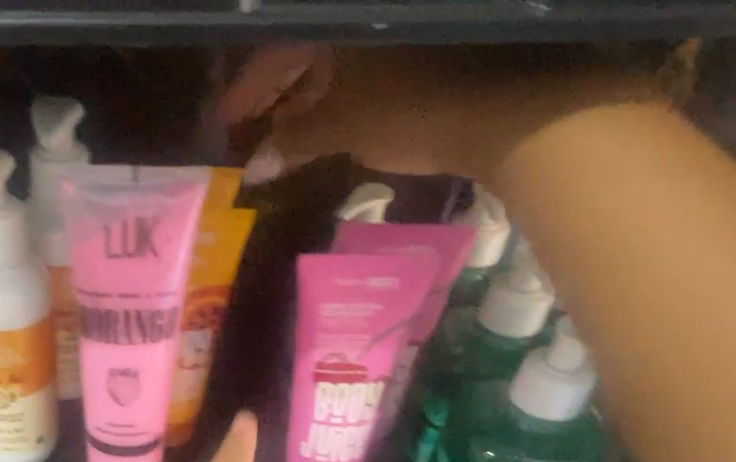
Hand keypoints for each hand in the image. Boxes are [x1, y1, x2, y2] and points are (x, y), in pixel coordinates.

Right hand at [217, 45, 669, 182]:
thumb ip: (293, 145)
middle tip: (253, 126)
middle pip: (307, 47)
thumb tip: (254, 171)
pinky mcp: (429, 48)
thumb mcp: (342, 128)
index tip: (228, 121)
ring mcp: (402, 29)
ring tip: (289, 133)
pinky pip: (369, 70)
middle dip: (277, 89)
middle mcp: (367, 16)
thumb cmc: (410, 110)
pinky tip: (335, 124)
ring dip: (310, 96)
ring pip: (340, 59)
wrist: (507, 109)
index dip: (249, 88)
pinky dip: (345, 97)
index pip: (278, 50)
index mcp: (339, 21)